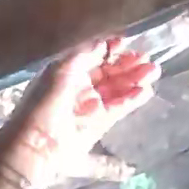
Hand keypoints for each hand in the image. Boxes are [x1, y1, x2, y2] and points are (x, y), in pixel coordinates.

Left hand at [0, 38, 160, 188]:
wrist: (36, 145)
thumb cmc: (44, 103)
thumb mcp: (60, 71)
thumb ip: (83, 55)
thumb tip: (104, 43)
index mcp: (65, 71)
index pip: (92, 56)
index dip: (109, 49)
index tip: (127, 42)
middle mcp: (77, 87)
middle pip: (107, 72)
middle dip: (126, 64)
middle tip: (147, 59)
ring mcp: (88, 106)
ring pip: (116, 89)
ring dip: (134, 79)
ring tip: (153, 71)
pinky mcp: (98, 125)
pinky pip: (118, 108)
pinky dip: (131, 99)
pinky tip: (145, 90)